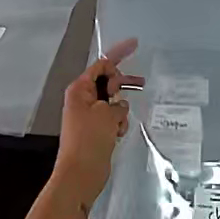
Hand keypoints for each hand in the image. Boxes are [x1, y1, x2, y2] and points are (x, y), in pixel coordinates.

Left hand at [54, 39, 142, 200]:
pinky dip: (119, 122)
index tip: (135, 44)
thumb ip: (116, 101)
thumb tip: (118, 105)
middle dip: (122, 83)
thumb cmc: (89, 140)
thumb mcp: (106, 113)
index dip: (119, 53)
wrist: (81, 174)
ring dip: (121, 109)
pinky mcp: (97, 130)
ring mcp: (90, 115)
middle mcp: (83, 99)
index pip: (101, 64)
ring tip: (119, 122)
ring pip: (113, 101)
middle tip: (139, 82)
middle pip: (107, 80)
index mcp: (80, 89)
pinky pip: (113, 117)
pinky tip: (118, 133)